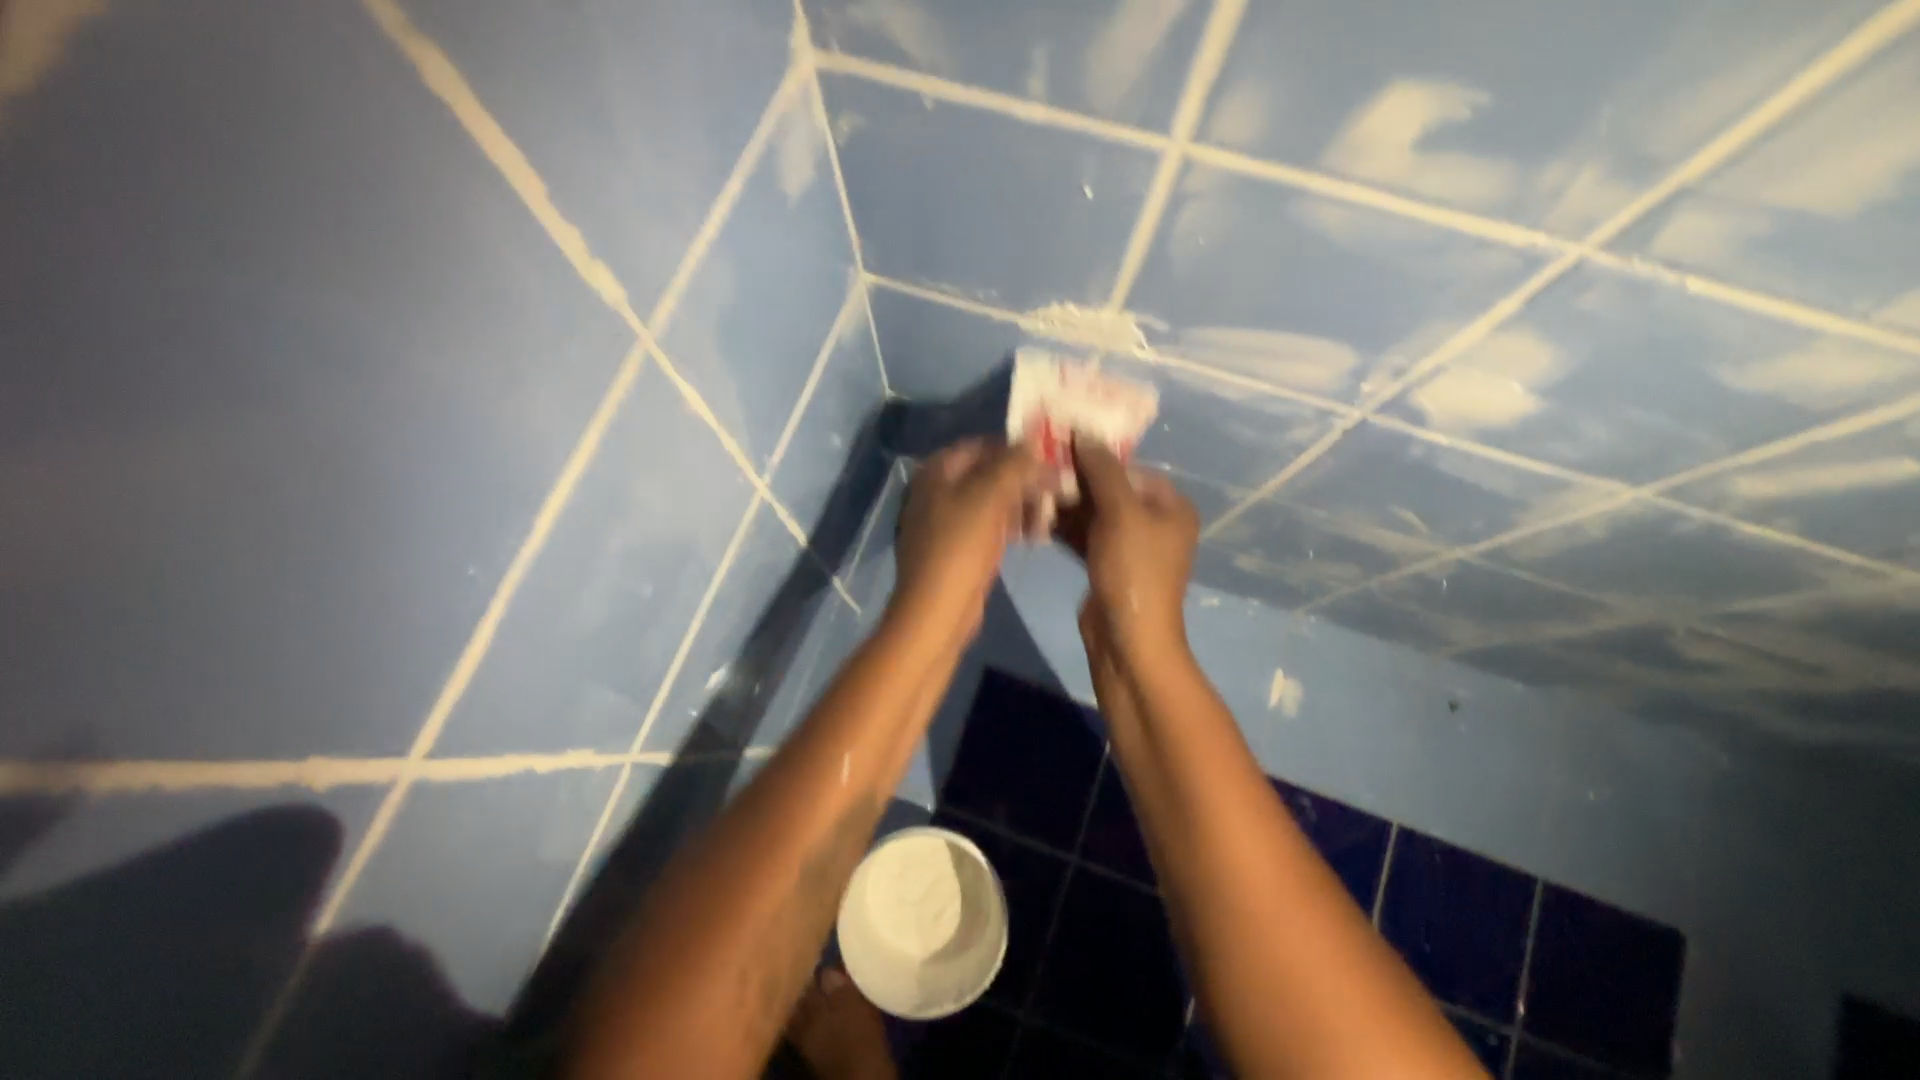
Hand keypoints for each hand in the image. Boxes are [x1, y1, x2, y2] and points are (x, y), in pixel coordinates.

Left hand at [890, 438, 1041, 641]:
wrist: (937, 611)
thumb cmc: (960, 546)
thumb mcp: (990, 495)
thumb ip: (1014, 462)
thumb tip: (1034, 439)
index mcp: (936, 471)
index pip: (982, 445)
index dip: (1017, 449)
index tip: (1050, 459)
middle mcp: (935, 491)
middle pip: (988, 474)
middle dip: (1023, 480)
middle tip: (1058, 489)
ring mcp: (944, 522)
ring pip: (990, 502)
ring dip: (1021, 504)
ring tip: (1051, 514)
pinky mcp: (956, 550)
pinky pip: (988, 527)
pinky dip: (1011, 527)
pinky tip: (1036, 535)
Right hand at [1057, 440, 1198, 657]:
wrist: (1127, 639)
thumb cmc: (1133, 570)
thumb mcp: (1121, 513)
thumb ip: (1102, 470)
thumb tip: (1084, 431)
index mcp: (1171, 506)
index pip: (1130, 468)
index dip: (1096, 457)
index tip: (1059, 448)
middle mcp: (1154, 522)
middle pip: (1110, 489)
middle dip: (1076, 480)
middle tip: (1039, 469)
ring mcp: (1130, 546)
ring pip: (1094, 513)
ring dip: (1066, 503)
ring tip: (1032, 490)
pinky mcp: (1107, 565)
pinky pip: (1084, 536)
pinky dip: (1065, 527)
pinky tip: (1037, 517)